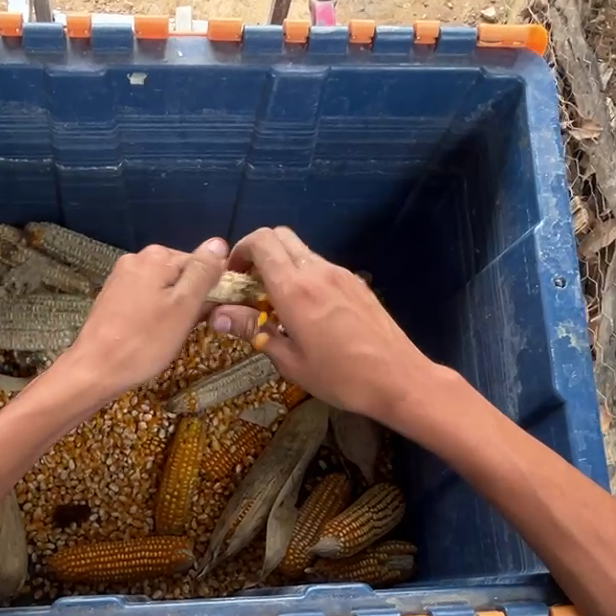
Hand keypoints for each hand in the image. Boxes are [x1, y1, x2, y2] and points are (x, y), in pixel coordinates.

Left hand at [57, 237, 228, 400]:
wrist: (95, 369)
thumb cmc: (145, 341)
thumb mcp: (184, 306)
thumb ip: (203, 272)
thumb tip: (219, 242)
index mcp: (158, 256)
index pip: (201, 264)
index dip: (211, 290)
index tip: (208, 315)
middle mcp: (137, 258)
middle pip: (180, 274)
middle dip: (190, 298)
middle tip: (187, 328)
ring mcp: (120, 277)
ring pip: (163, 288)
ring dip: (173, 308)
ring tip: (168, 334)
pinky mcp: (111, 296)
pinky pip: (145, 298)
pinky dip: (154, 313)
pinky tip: (150, 333)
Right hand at [208, 227, 439, 424]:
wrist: (398, 378)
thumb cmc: (340, 377)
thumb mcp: (290, 361)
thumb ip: (253, 331)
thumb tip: (217, 315)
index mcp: (295, 289)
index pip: (261, 243)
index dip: (240, 251)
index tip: (233, 277)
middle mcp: (317, 271)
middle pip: (280, 237)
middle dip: (258, 253)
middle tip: (250, 285)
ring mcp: (340, 274)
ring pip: (301, 251)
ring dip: (282, 266)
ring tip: (277, 303)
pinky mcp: (356, 283)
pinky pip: (321, 268)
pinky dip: (304, 277)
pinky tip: (307, 311)